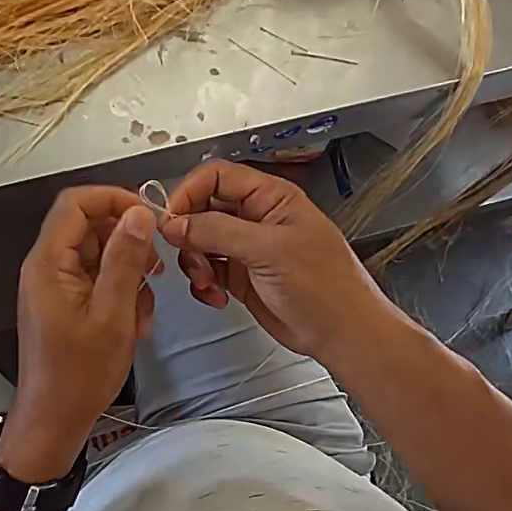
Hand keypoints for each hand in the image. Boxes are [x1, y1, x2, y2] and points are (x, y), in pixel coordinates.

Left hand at [0, 187, 159, 481]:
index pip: (76, 203)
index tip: (147, 215)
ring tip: (142, 308)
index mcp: (49, 264)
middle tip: (154, 267)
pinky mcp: (68, 303)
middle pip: (91, 228)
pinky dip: (122, 294)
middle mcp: (48, 268)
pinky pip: (99, 281)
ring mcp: (57, 286)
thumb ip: (126, 260)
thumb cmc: (78, 376)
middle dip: (128, 244)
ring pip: (100, 256)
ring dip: (129, 275)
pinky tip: (133, 322)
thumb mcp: (113, 314)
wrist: (56, 418)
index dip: (114, 199)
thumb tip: (138, 216)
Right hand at [160, 161, 397, 362]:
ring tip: (207, 282)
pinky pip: (208, 271)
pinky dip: (203, 283)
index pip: (217, 177)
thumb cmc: (325, 286)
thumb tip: (177, 222)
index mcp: (270, 198)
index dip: (189, 193)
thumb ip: (219, 231)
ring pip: (201, 242)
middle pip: (203, 210)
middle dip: (189, 233)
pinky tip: (215, 296)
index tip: (172, 219)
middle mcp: (256, 219)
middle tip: (188, 255)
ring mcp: (248, 249)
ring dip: (195, 263)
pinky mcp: (241, 277)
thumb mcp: (270, 250)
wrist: (340, 332)